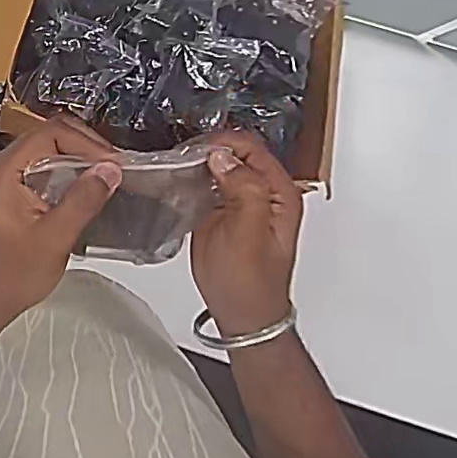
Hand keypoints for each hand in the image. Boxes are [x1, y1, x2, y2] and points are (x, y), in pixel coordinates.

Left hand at [0, 114, 121, 322]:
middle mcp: (7, 166)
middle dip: (87, 145)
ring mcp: (13, 176)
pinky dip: (74, 168)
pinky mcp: (21, 188)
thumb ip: (82, 201)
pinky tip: (90, 184)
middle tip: (114, 165)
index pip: (52, 133)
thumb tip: (107, 172)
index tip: (110, 162)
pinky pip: (51, 164)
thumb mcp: (54, 238)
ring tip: (107, 173)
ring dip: (82, 156)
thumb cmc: (9, 273)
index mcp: (8, 169)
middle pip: (53, 132)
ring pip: (53, 146)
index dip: (87, 143)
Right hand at [191, 129, 305, 335]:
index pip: (252, 148)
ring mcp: (241, 200)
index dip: (224, 143)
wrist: (240, 314)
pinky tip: (178, 181)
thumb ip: (244, 191)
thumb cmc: (250, 283)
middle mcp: (263, 192)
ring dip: (198, 161)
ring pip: (220, 165)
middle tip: (183, 156)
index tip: (197, 149)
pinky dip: (192, 177)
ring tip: (177, 165)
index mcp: (279, 194)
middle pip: (235, 152)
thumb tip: (225, 157)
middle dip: (209, 148)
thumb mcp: (249, 234)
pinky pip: (207, 182)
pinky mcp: (222, 210)